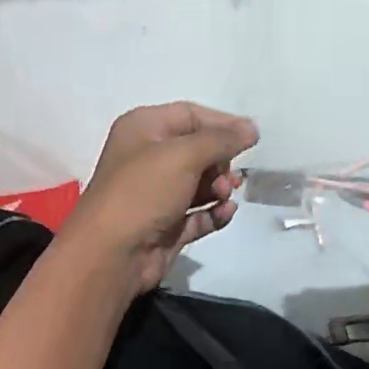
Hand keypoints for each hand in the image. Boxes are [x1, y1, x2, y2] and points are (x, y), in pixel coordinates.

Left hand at [59, 102, 259, 294]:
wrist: (115, 252)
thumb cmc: (143, 192)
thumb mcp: (183, 156)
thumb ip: (221, 140)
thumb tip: (251, 129)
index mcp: (144, 129)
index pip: (190, 116)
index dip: (222, 124)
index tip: (252, 138)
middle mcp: (150, 158)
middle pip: (197, 151)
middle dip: (221, 162)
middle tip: (232, 177)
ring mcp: (159, 195)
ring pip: (200, 185)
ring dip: (219, 189)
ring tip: (225, 197)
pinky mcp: (168, 226)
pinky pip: (199, 215)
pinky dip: (214, 213)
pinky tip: (225, 213)